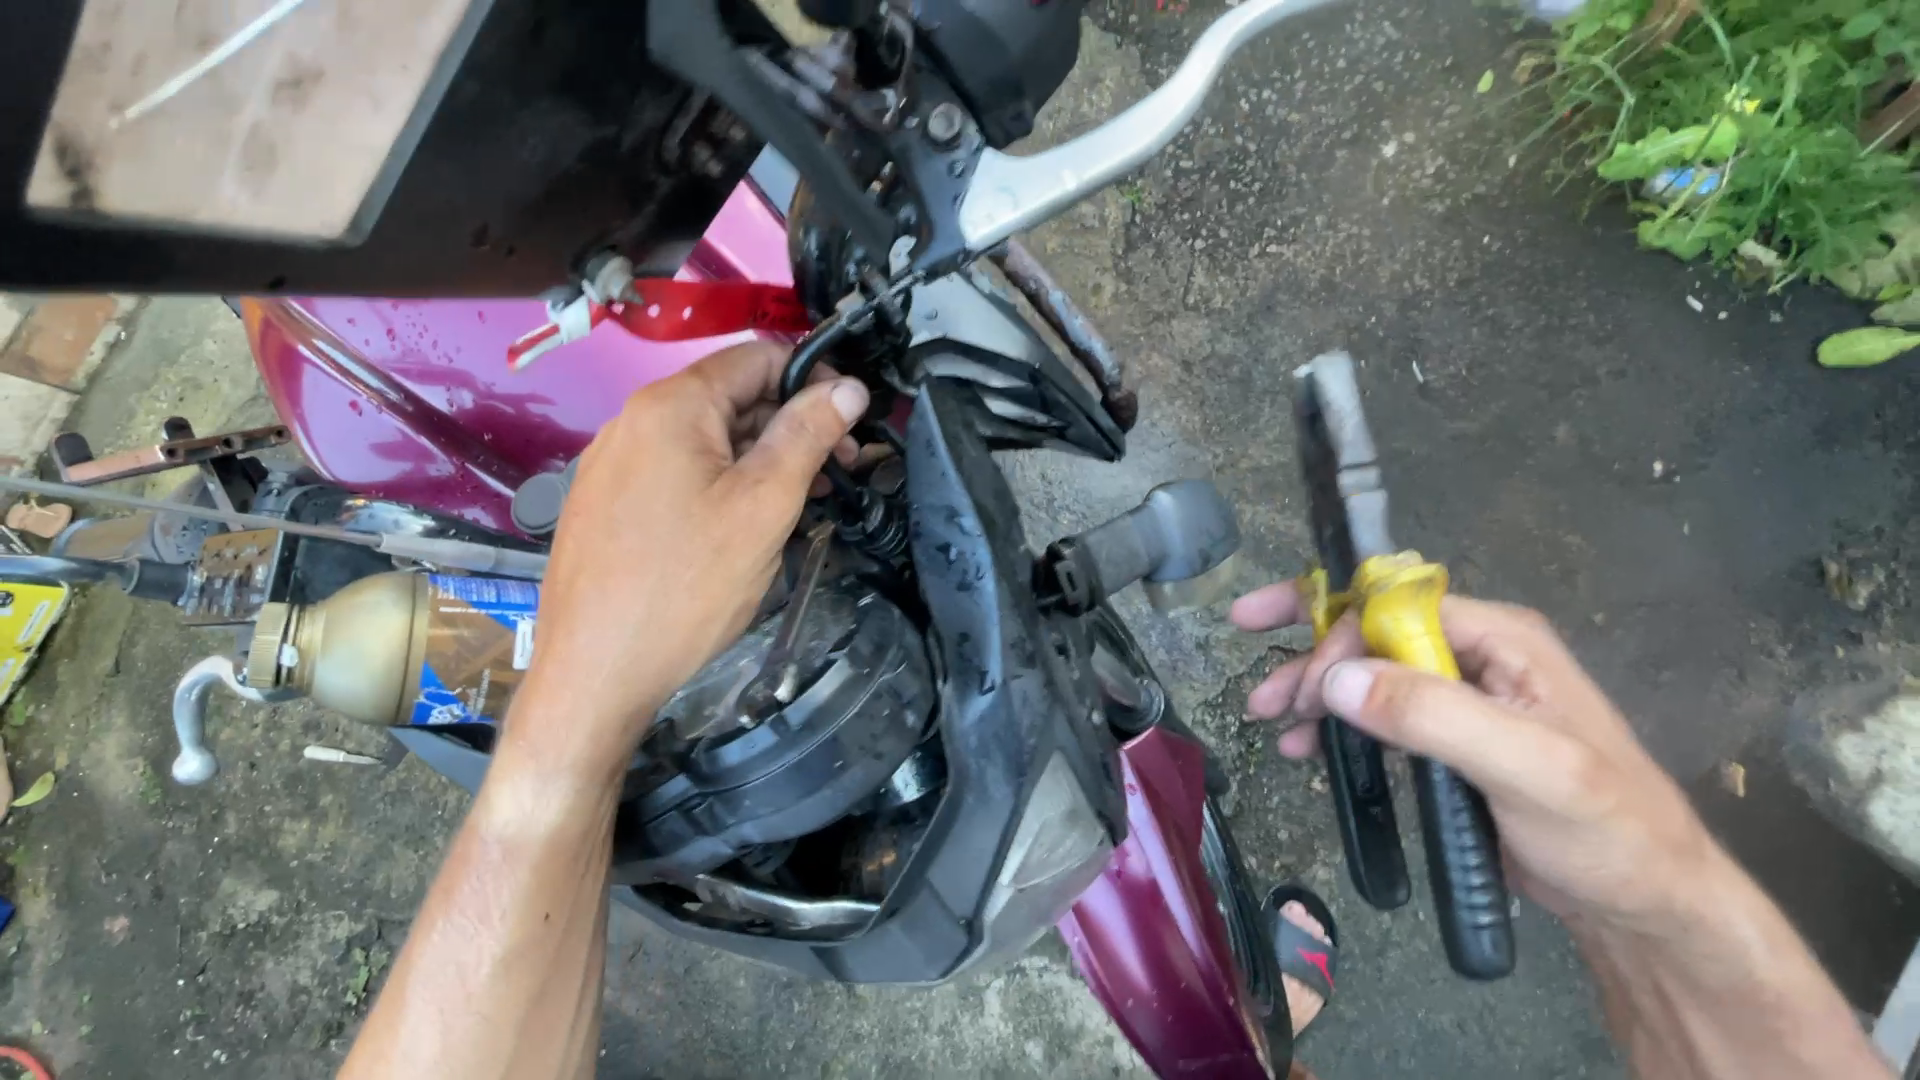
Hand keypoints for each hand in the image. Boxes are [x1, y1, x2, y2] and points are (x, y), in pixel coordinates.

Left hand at [511, 342, 867, 781]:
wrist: (596, 673)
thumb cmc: (687, 585)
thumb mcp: (764, 504)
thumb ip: (807, 435)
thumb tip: (847, 386)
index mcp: (671, 406)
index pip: (756, 358)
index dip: (813, 379)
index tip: (850, 421)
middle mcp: (633, 421)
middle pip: (732, 399)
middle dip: (792, 425)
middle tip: (837, 471)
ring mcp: (614, 465)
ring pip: (708, 441)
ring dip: (762, 458)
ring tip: (801, 500)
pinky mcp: (608, 505)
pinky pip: (679, 473)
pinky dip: (723, 483)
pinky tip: (746, 523)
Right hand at [1230, 583, 1716, 935]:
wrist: (1643, 903)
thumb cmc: (1605, 830)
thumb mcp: (1527, 769)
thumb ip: (1434, 716)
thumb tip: (1336, 679)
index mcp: (1500, 638)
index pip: (1396, 608)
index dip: (1337, 631)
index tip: (1299, 679)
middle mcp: (1475, 653)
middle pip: (1371, 627)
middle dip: (1308, 647)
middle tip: (1254, 665)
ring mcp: (1459, 694)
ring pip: (1365, 670)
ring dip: (1311, 688)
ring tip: (1265, 715)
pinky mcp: (1446, 735)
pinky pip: (1375, 711)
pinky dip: (1333, 723)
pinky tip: (1303, 746)